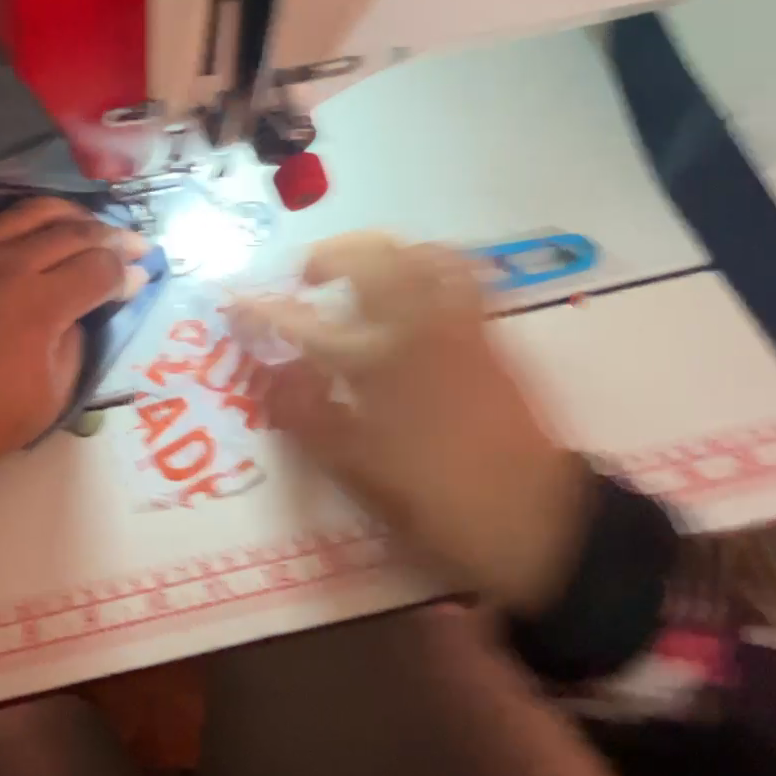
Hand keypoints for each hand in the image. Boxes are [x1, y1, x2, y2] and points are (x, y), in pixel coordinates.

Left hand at [0, 197, 150, 492]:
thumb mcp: (49, 398)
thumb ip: (75, 345)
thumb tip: (82, 311)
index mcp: (41, 304)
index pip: (100, 268)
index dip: (128, 272)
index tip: (141, 278)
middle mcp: (8, 266)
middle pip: (72, 231)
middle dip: (111, 235)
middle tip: (132, 243)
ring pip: (27, 212)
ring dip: (67, 212)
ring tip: (87, 223)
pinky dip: (7, 216)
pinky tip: (20, 225)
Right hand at [234, 233, 590, 613]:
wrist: (540, 522)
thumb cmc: (439, 502)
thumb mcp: (359, 471)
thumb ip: (308, 418)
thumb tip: (268, 377)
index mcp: (379, 368)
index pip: (305, 326)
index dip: (264, 311)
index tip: (236, 304)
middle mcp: (418, 330)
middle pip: (369, 260)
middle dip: (328, 256)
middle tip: (306, 278)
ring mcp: (461, 325)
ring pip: (418, 254)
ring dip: (378, 253)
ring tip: (357, 273)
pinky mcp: (492, 333)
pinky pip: (460, 274)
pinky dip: (429, 264)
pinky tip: (414, 285)